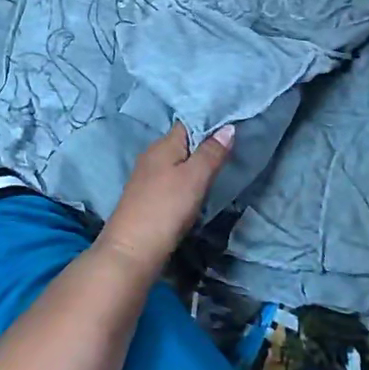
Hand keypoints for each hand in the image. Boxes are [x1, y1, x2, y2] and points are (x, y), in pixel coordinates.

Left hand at [97, 123, 233, 270]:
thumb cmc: (166, 207)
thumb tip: (228, 127)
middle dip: (205, 142)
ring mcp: (147, 175)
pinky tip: (198, 185)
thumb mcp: (194, 178)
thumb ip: (210, 153)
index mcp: (162, 145)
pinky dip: (186, 177)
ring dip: (196, 161)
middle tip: (235, 145)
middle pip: (182, 142)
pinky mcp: (147, 194)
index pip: (187, 123)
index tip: (234, 124)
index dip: (209, 122)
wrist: (133, 247)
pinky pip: (171, 177)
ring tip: (222, 163)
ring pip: (177, 160)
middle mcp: (152, 155)